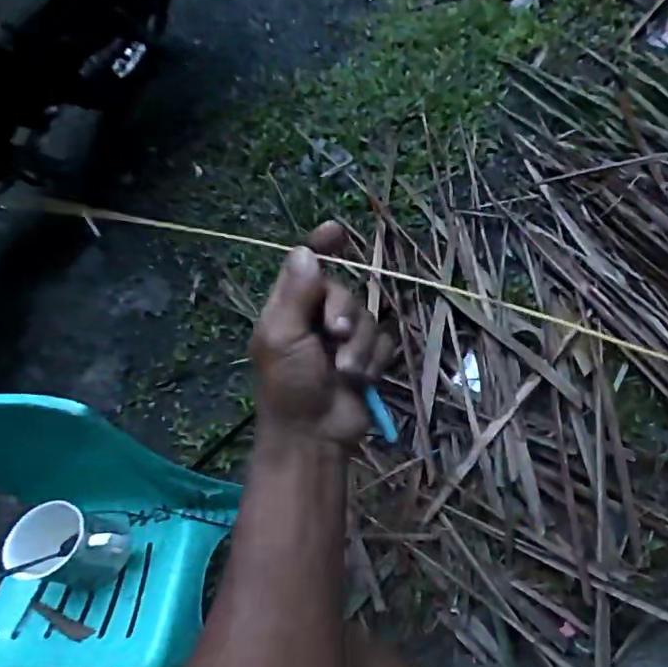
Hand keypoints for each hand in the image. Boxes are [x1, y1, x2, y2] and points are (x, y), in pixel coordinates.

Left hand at [251, 222, 394, 446]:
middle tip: (335, 337)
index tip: (337, 232)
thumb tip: (305, 251)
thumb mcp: (283, 337)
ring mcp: (346, 341)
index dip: (321, 247)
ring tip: (347, 373)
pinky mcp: (368, 360)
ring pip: (369, 319)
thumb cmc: (290, 387)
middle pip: (347, 292)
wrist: (316, 434)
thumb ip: (295, 294)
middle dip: (346, 314)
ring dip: (361, 347)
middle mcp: (318, 319)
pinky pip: (385, 343)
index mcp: (290, 309)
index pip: (306, 267)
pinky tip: (362, 380)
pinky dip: (376, 360)